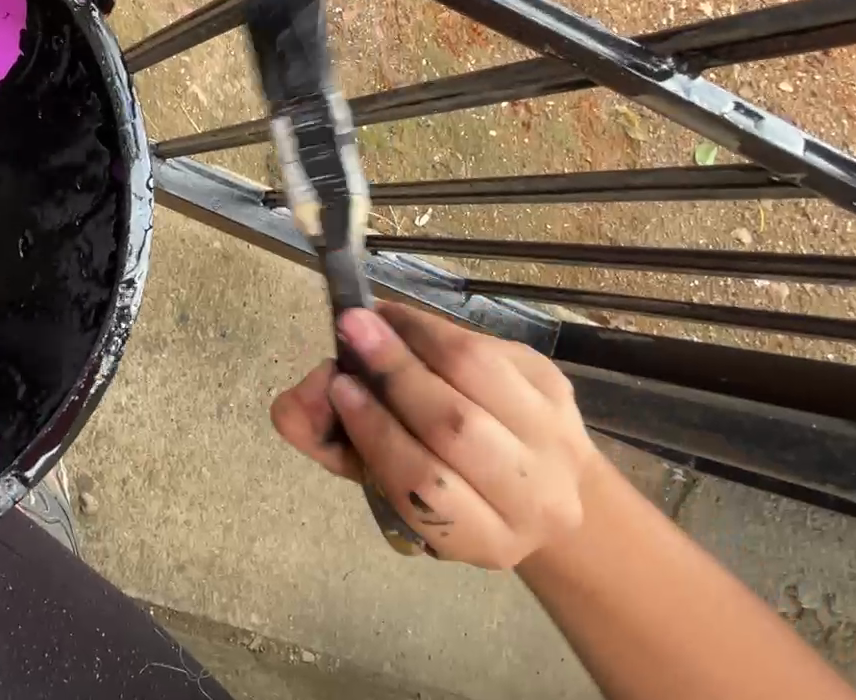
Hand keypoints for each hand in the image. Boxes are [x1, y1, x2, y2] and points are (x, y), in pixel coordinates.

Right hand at [270, 302, 597, 568]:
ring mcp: (555, 439)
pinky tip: (404, 324)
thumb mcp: (365, 471)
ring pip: (481, 378)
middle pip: (458, 429)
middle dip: (394, 371)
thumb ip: (317, 437)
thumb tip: (298, 394)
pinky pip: (491, 348)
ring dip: (417, 341)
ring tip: (373, 319)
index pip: (426, 485)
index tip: (337, 386)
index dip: (377, 432)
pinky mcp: (557, 389)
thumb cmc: (429, 472)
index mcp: (480, 536)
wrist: (524, 474)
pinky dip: (437, 329)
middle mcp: (534, 499)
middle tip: (349, 328)